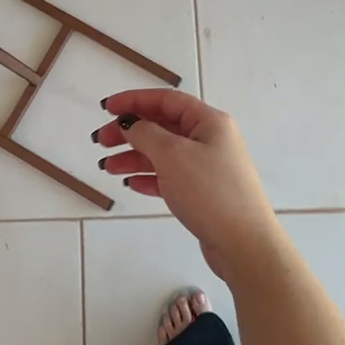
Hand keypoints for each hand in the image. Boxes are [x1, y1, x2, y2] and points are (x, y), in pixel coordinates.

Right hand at [93, 89, 286, 283]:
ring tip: (107, 167)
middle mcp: (210, 139)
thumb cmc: (210, 192)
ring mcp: (208, 167)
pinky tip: (131, 183)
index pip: (166, 100)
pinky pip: (170, 177)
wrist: (244, 244)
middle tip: (100, 141)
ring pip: (163, 153)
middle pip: (162, 126)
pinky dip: (149, 177)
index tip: (106, 108)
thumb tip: (131, 123)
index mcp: (208, 121)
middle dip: (130, 131)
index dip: (134, 100)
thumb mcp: (173, 155)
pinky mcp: (203, 192)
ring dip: (134, 157)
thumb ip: (146, 134)